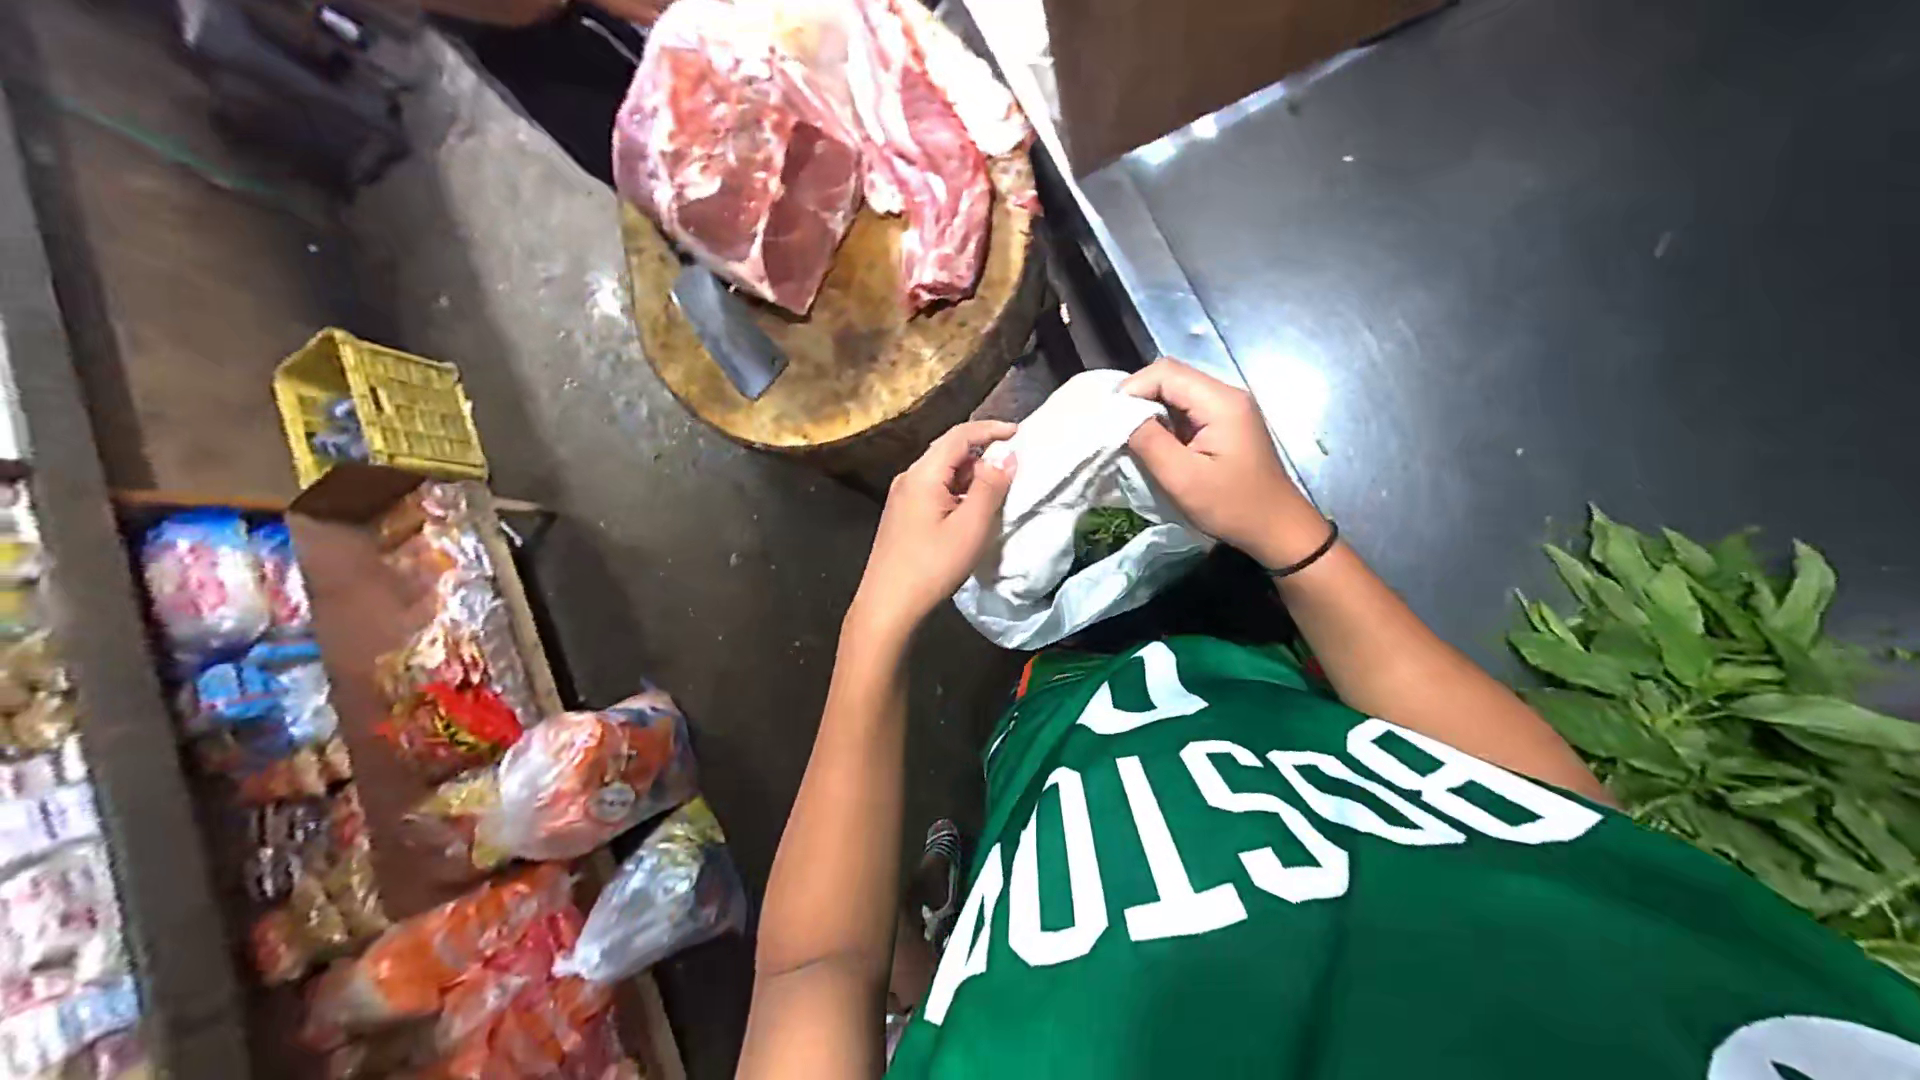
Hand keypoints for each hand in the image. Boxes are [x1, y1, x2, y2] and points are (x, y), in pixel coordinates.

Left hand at [846, 421, 1016, 647]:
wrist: (888, 604)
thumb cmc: (932, 565)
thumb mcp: (970, 526)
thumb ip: (990, 487)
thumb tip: (1006, 455)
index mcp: (923, 474)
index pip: (959, 435)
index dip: (990, 429)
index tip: (1018, 432)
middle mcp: (909, 478)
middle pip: (949, 451)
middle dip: (982, 453)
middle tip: (1011, 469)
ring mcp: (902, 497)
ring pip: (942, 472)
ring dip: (970, 475)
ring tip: (996, 493)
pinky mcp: (902, 515)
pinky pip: (934, 489)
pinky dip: (957, 491)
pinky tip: (970, 511)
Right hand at [1122, 359, 1328, 568]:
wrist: (1276, 529)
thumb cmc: (1230, 506)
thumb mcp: (1182, 478)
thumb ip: (1148, 441)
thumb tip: (1119, 416)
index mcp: (1220, 402)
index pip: (1166, 373)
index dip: (1133, 389)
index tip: (1111, 419)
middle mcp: (1226, 395)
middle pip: (1171, 377)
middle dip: (1138, 398)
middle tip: (1115, 428)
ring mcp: (1227, 409)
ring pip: (1176, 392)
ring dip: (1149, 410)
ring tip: (1130, 437)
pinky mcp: (1223, 424)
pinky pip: (1185, 410)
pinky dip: (1163, 421)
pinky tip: (1153, 444)